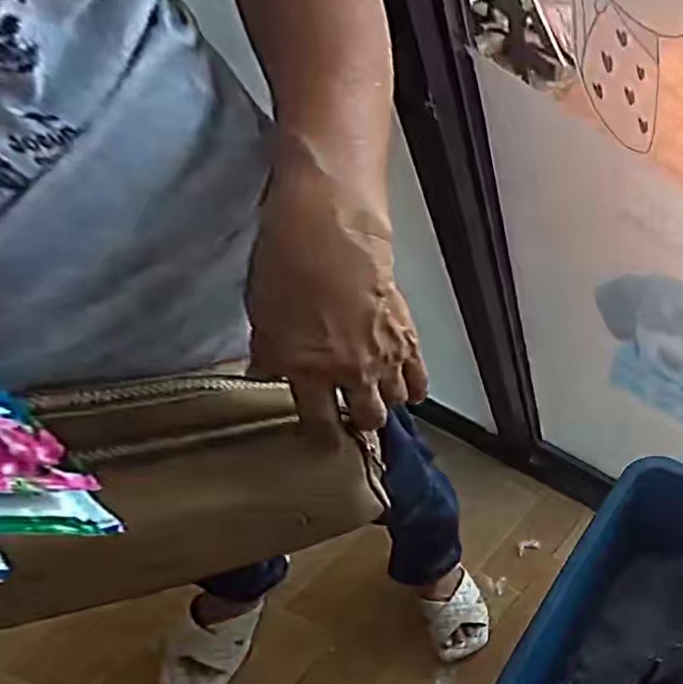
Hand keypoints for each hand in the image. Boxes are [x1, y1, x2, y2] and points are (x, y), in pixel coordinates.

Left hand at [247, 157, 426, 436]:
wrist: (332, 239)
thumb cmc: (287, 271)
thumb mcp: (262, 317)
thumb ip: (272, 354)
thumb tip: (269, 374)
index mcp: (309, 370)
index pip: (318, 421)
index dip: (320, 437)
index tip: (321, 443)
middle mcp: (352, 373)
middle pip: (367, 418)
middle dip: (361, 425)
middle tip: (355, 424)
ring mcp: (386, 360)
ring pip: (394, 402)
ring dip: (385, 403)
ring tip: (378, 400)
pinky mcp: (410, 344)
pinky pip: (419, 380)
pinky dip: (414, 390)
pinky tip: (409, 393)